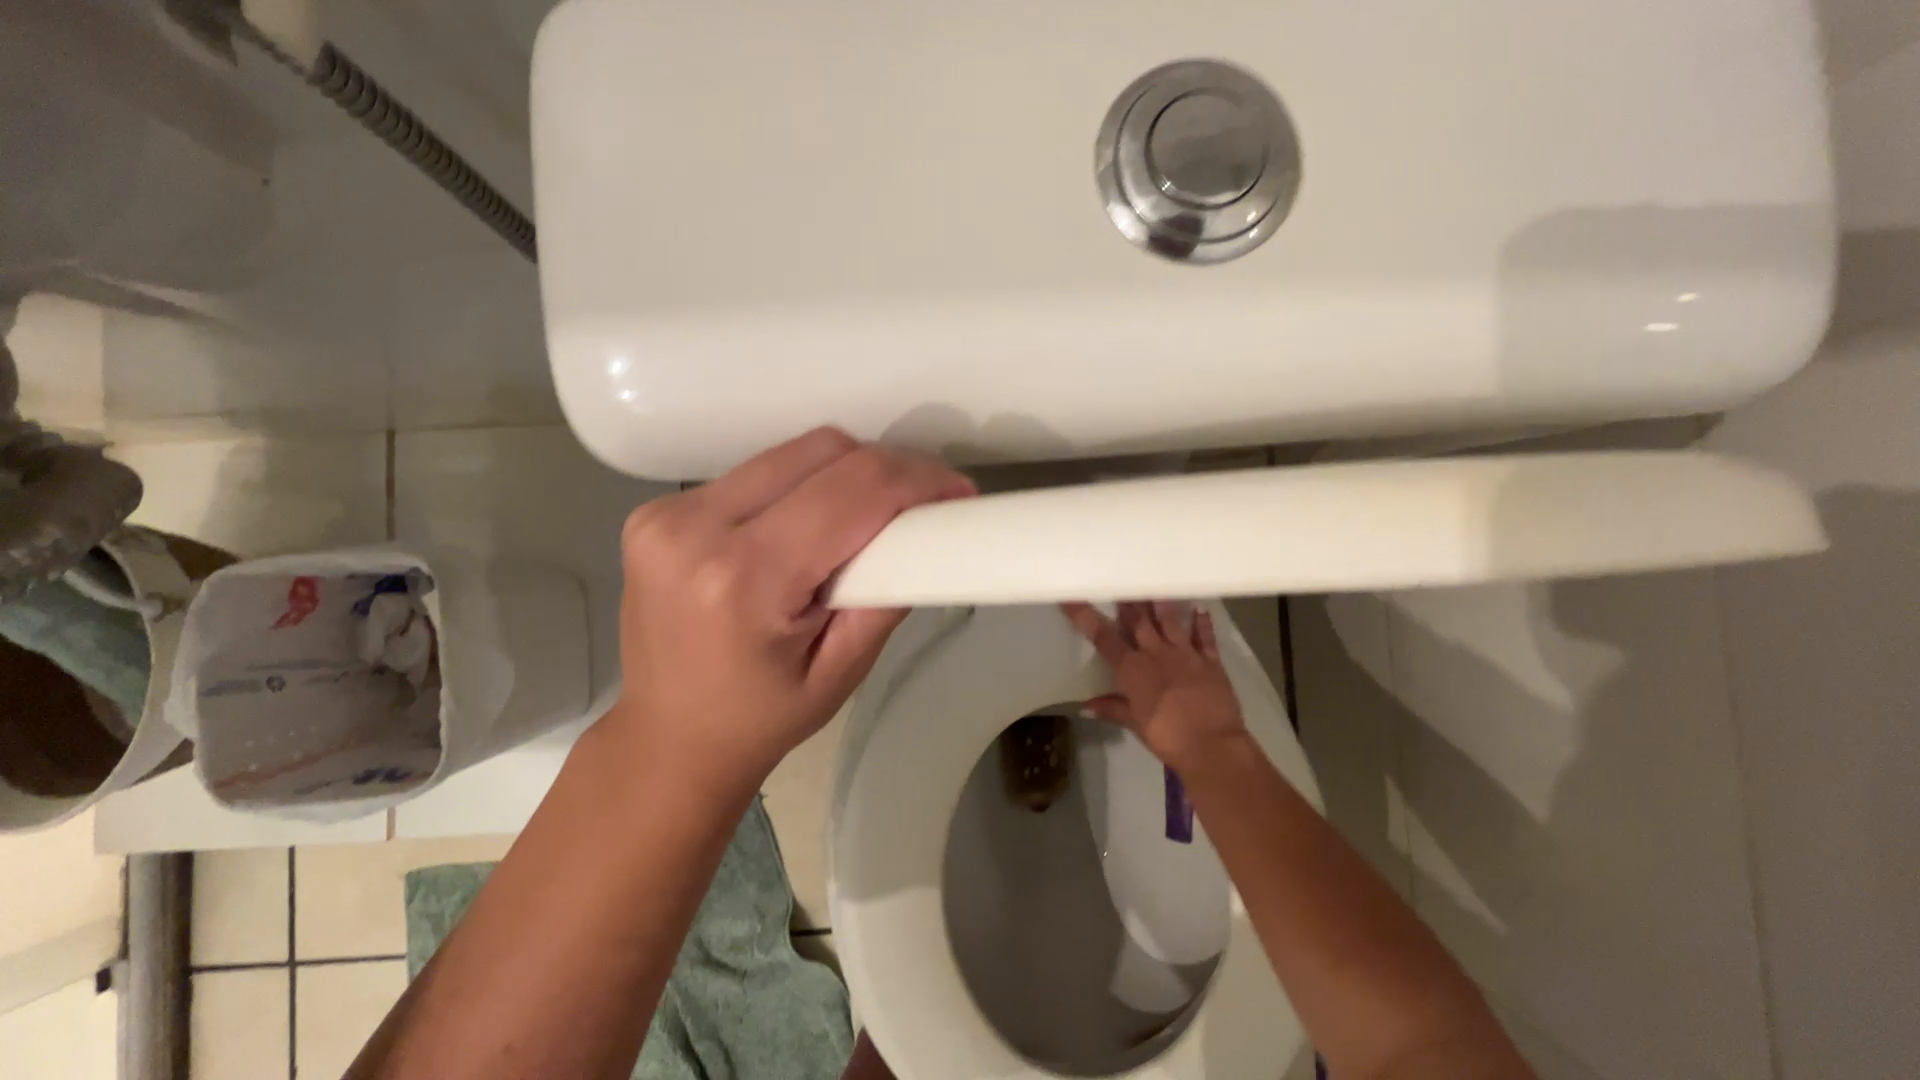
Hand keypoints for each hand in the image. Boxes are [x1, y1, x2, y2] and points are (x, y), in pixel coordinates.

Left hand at [605, 427, 974, 786]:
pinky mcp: (652, 507)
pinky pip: (755, 471)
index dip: (918, 480)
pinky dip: (799, 487)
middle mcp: (695, 527)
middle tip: (918, 509)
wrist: (666, 737)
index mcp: (743, 579)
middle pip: (822, 451)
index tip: (957, 494)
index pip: (853, 490)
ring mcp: (667, 512)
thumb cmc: (760, 720)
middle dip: (885, 470)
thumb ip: (887, 593)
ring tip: (863, 523)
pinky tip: (808, 529)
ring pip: (790, 453)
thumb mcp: (842, 671)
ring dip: (841, 476)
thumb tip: (930, 528)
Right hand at [1060, 600, 1249, 771]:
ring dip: (1162, 604)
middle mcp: (1157, 654)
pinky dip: (1203, 623)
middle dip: (1128, 602)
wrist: (1211, 744)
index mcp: (1133, 669)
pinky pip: (1205, 637)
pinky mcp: (1211, 662)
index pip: (1103, 637)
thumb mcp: (1135, 724)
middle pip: (1139, 622)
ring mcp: (1186, 654)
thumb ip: (1111, 709)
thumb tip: (1084, 706)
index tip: (1072, 597)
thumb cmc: (1166, 737)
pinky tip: (1201, 610)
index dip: (1085, 616)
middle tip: (1122, 583)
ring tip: (1155, 587)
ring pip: (1171, 622)